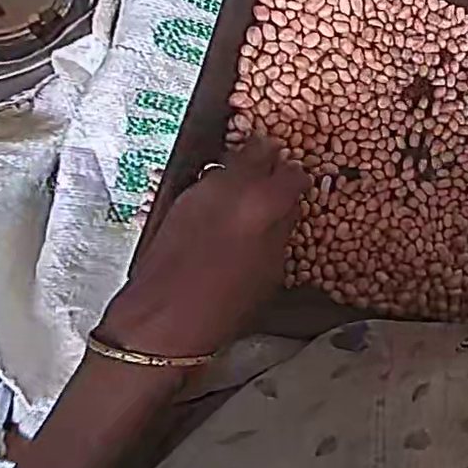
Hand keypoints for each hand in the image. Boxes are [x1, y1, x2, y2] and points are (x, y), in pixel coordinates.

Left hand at [98, 135, 309, 357]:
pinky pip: (210, 179)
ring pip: (230, 162)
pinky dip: (224, 182)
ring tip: (256, 184)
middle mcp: (230, 187)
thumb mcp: (271, 268)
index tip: (303, 185)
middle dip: (271, 156)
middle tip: (281, 166)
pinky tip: (229, 201)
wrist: (165, 315)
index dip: (300, 178)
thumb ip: (282, 229)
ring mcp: (201, 190)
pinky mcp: (179, 200)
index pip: (291, 174)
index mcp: (262, 204)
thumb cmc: (228, 301)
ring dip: (246, 167)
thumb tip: (287, 208)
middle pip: (256, 152)